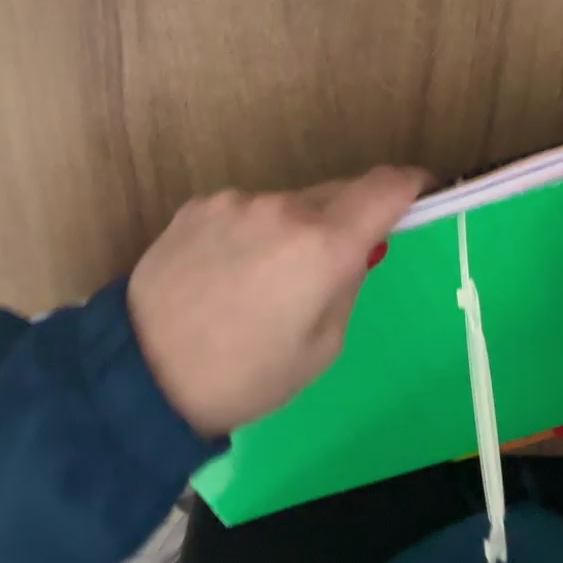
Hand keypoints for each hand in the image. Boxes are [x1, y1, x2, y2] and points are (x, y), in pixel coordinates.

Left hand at [129, 165, 428, 435]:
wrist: (141, 376)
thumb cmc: (246, 377)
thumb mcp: (323, 347)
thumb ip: (348, 283)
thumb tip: (354, 250)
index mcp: (323, 244)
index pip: (386, 186)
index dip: (412, 184)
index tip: (421, 193)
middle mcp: (281, 207)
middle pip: (338, 192)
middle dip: (349, 219)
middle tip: (335, 264)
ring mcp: (234, 201)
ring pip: (289, 204)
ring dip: (296, 229)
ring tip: (264, 281)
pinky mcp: (197, 205)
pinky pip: (246, 211)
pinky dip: (253, 232)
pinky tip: (226, 273)